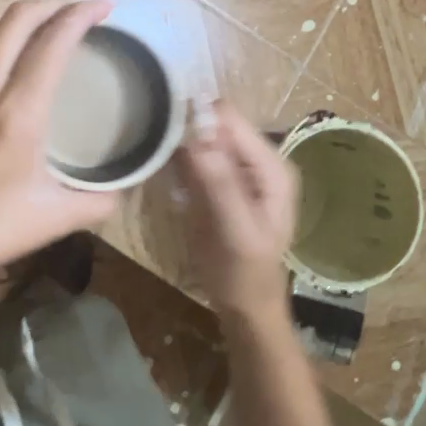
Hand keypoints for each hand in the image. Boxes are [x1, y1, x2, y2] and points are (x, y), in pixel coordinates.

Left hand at [0, 0, 121, 315]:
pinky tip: (3, 75)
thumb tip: (123, 189)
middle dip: (51, 5)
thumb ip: (97, 201)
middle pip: (16, 20)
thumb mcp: (51, 220)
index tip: (104, 7)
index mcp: (17, 112)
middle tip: (78, 11)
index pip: (53, 42)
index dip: (81, 15)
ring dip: (19, 24)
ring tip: (44, 34)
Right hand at [178, 101, 298, 324]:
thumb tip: (199, 135)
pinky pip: (189, 157)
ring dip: (175, 145)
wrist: (243, 307)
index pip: (228, 118)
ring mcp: (233, 170)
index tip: (165, 134)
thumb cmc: (245, 274)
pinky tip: (163, 177)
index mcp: (270, 165)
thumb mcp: (237, 233)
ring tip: (156, 162)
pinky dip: (174, 161)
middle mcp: (253, 159)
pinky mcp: (213, 182)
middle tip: (155, 150)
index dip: (197, 119)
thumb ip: (221, 184)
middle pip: (212, 123)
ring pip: (197, 137)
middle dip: (184, 130)